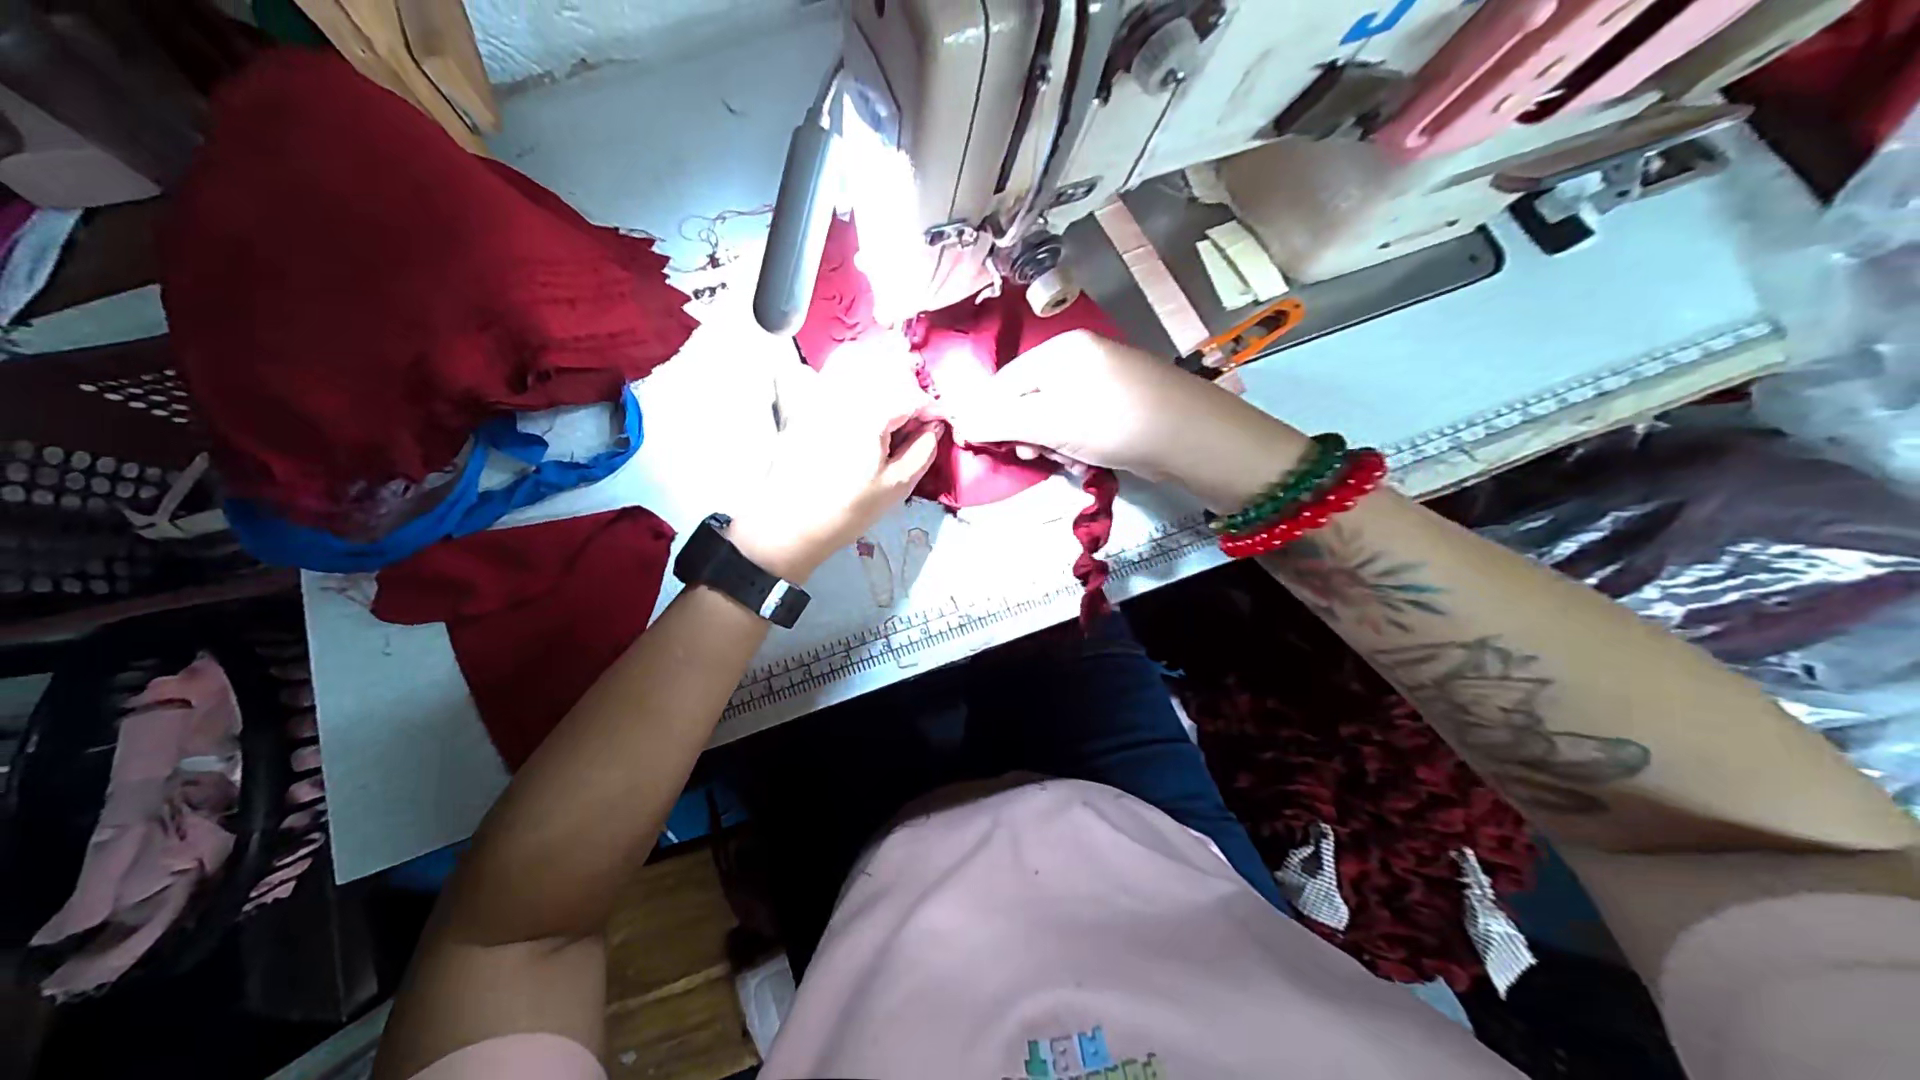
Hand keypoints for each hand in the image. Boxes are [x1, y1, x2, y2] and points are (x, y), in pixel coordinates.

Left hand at [728, 338, 942, 581]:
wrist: (788, 524)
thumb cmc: (845, 510)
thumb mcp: (896, 485)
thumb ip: (922, 450)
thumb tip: (933, 428)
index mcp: (871, 413)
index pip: (913, 395)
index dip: (931, 409)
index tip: (938, 426)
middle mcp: (844, 393)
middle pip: (888, 370)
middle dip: (909, 389)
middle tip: (917, 419)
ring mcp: (819, 394)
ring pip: (858, 362)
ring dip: (882, 375)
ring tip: (890, 406)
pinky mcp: (802, 402)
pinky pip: (830, 371)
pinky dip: (849, 371)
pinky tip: (858, 395)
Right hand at [936, 330, 1310, 510]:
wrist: (1191, 437)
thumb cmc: (1113, 421)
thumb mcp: (1049, 422)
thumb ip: (1001, 421)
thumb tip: (958, 422)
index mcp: (1060, 349)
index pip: (1005, 379)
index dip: (988, 414)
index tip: (981, 445)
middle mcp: (1081, 357)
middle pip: (1029, 397)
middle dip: (1024, 431)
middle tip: (1031, 454)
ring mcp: (1104, 380)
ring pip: (1054, 414)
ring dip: (1050, 441)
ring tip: (1065, 458)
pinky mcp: (1121, 404)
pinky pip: (1080, 422)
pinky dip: (1075, 443)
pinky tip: (1086, 458)